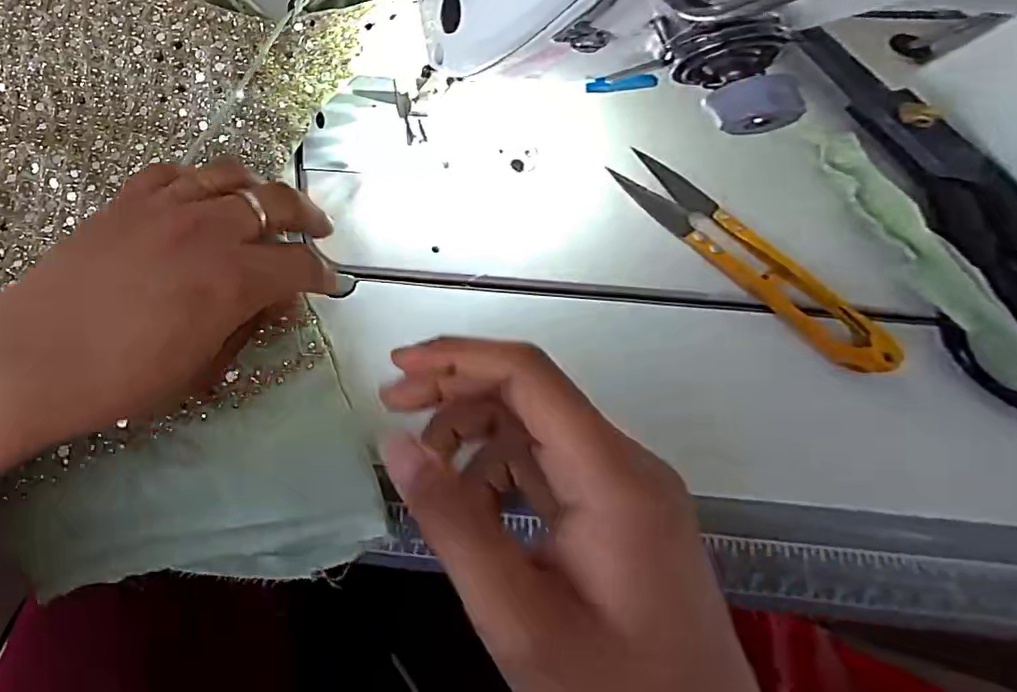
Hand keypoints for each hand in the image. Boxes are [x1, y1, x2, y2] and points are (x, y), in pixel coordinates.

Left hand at [0, 160, 338, 527]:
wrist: (30, 359)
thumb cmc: (116, 382)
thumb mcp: (195, 371)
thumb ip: (242, 329)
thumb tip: (269, 303)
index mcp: (229, 278)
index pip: (296, 265)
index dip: (321, 275)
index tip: (330, 282)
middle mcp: (204, 228)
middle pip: (273, 203)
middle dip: (305, 217)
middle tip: (317, 232)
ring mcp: (162, 205)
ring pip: (227, 175)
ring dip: (257, 189)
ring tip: (265, 203)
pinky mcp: (125, 200)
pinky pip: (173, 173)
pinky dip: (196, 181)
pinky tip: (198, 196)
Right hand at [379, 339, 755, 691]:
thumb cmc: (611, 691)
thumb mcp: (517, 617)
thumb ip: (451, 523)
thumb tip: (393, 443)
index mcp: (613, 477)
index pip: (527, 375)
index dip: (456, 357)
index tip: (398, 366)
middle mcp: (625, 465)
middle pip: (526, 392)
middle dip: (452, 390)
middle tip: (391, 405)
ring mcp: (625, 488)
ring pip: (529, 425)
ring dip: (468, 433)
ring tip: (427, 472)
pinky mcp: (616, 512)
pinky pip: (542, 462)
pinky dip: (492, 469)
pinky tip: (468, 506)